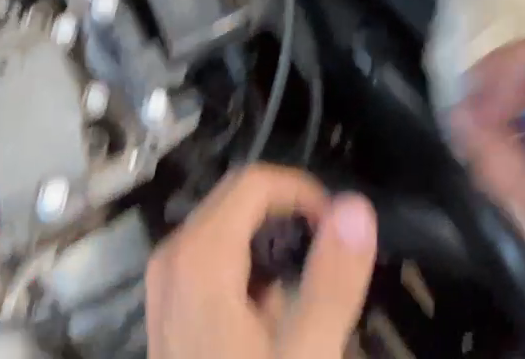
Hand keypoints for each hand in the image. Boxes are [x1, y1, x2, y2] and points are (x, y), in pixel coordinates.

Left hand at [145, 165, 377, 358]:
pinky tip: (275, 323)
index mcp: (199, 256)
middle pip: (238, 201)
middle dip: (291, 219)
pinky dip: (252, 277)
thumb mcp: (303, 356)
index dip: (304, 193)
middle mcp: (174, 258)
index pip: (254, 183)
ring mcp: (168, 285)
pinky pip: (217, 265)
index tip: (342, 231)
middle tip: (333, 261)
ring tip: (309, 299)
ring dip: (274, 250)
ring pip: (230, 233)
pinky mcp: (174, 310)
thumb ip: (332, 281)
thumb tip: (356, 206)